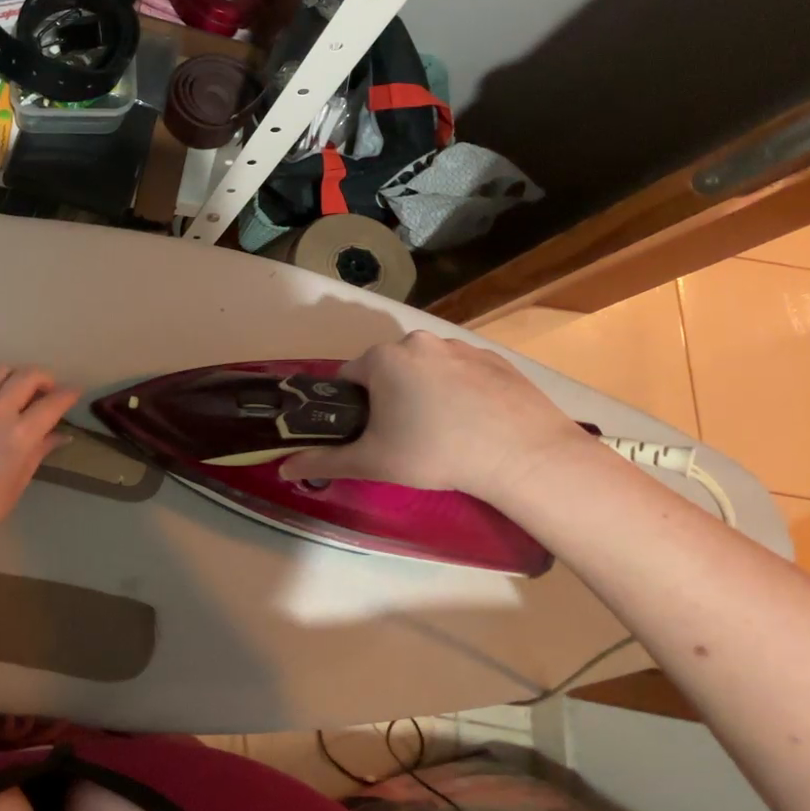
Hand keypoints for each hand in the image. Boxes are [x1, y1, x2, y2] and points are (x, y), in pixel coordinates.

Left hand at [0, 366, 79, 551]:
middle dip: (45, 379)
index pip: (53, 402)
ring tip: (19, 390)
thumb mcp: (19, 481)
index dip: (69, 394)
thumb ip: (40, 450)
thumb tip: (61, 435)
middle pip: (28, 376)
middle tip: (48, 392)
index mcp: (20, 435)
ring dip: (15, 375)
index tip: (74, 393)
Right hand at [279, 331, 599, 500]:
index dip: (352, 409)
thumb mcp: (373, 461)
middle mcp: (418, 342)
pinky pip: (461, 372)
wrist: (526, 456)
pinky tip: (472, 423)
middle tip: (404, 437)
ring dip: (423, 393)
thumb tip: (283, 469)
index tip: (369, 434)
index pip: (349, 378)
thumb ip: (325, 460)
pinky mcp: (497, 359)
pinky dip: (459, 391)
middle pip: (387, 371)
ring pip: (425, 370)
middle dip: (389, 398)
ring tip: (443, 433)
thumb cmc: (437, 453)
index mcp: (382, 359)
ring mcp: (460, 347)